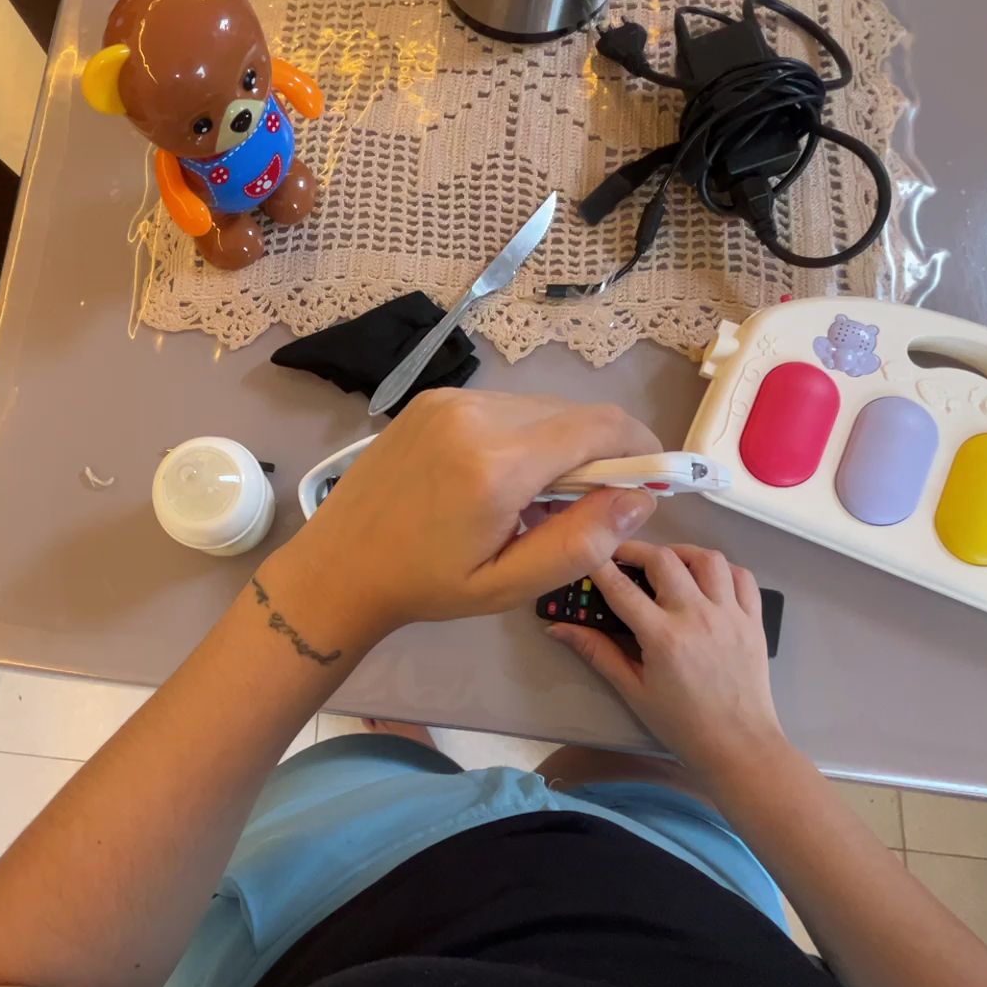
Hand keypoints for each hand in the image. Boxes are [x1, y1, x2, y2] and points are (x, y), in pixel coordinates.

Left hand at [263, 390, 660, 647]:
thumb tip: (641, 498)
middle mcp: (474, 414)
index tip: (648, 482)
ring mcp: (447, 401)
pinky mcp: (429, 400)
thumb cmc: (424, 585)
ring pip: (538, 408)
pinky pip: (501, 406)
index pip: (601, 426)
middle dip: (596, 454)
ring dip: (555, 444)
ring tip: (529, 498)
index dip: (640, 448)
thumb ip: (581, 542)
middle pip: (573, 414)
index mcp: (496, 463)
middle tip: (580, 506)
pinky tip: (495, 477)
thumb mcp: (507, 584)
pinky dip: (518, 434)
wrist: (339, 564)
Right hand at [546, 541, 785, 782]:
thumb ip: (596, 651)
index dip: (597, 565)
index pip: (621, 587)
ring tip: (664, 562)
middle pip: (663, 559)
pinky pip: (742, 577)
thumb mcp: (632, 689)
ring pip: (706, 559)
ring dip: (680, 552)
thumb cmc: (681, 723)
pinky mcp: (753, 620)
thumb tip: (557, 629)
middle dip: (635, 550)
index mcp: (663, 637)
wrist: (740, 747)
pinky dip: (720, 569)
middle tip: (620, 556)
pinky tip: (703, 578)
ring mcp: (730, 615)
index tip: (585, 555)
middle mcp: (697, 617)